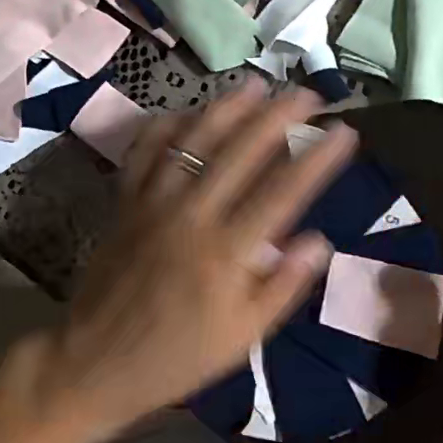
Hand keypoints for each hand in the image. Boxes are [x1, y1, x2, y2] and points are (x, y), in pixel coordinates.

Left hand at [24, 78, 354, 442]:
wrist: (97, 358)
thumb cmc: (176, 357)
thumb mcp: (241, 337)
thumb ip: (282, 286)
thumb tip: (319, 239)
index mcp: (226, 253)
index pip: (283, 192)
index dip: (317, 158)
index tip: (345, 130)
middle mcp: (189, 216)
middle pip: (238, 153)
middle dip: (276, 117)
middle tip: (307, 91)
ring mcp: (150, 204)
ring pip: (190, 143)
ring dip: (223, 109)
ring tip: (253, 84)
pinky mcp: (122, 204)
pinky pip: (142, 155)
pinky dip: (163, 128)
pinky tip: (183, 112)